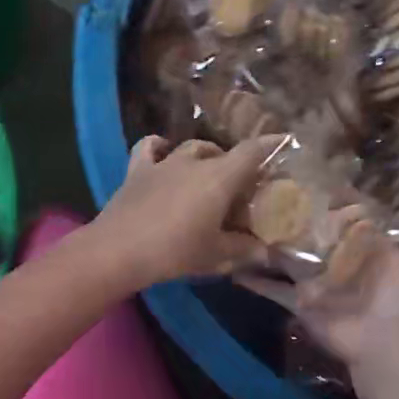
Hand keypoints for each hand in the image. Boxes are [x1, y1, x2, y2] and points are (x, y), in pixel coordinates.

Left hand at [86, 135, 283, 288]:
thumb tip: (263, 250)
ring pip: (188, 148)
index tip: (282, 143)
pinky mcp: (134, 173)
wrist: (116, 251)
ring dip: (201, 154)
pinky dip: (157, 145)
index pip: (254, 151)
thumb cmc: (172, 252)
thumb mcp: (214, 254)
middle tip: (236, 184)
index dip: (270, 145)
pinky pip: (146, 148)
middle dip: (232, 162)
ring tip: (205, 169)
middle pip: (220, 152)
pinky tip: (162, 151)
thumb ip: (242, 248)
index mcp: (220, 177)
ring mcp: (161, 165)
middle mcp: (192, 163)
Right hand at [238, 168, 398, 371]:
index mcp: (368, 243)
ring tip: (235, 224)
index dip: (329, 194)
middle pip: (309, 232)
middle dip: (288, 216)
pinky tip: (228, 267)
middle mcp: (338, 258)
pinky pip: (270, 288)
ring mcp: (314, 279)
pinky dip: (251, 281)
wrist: (386, 342)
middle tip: (257, 194)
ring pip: (285, 256)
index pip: (346, 212)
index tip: (304, 172)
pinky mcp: (297, 299)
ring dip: (265, 244)